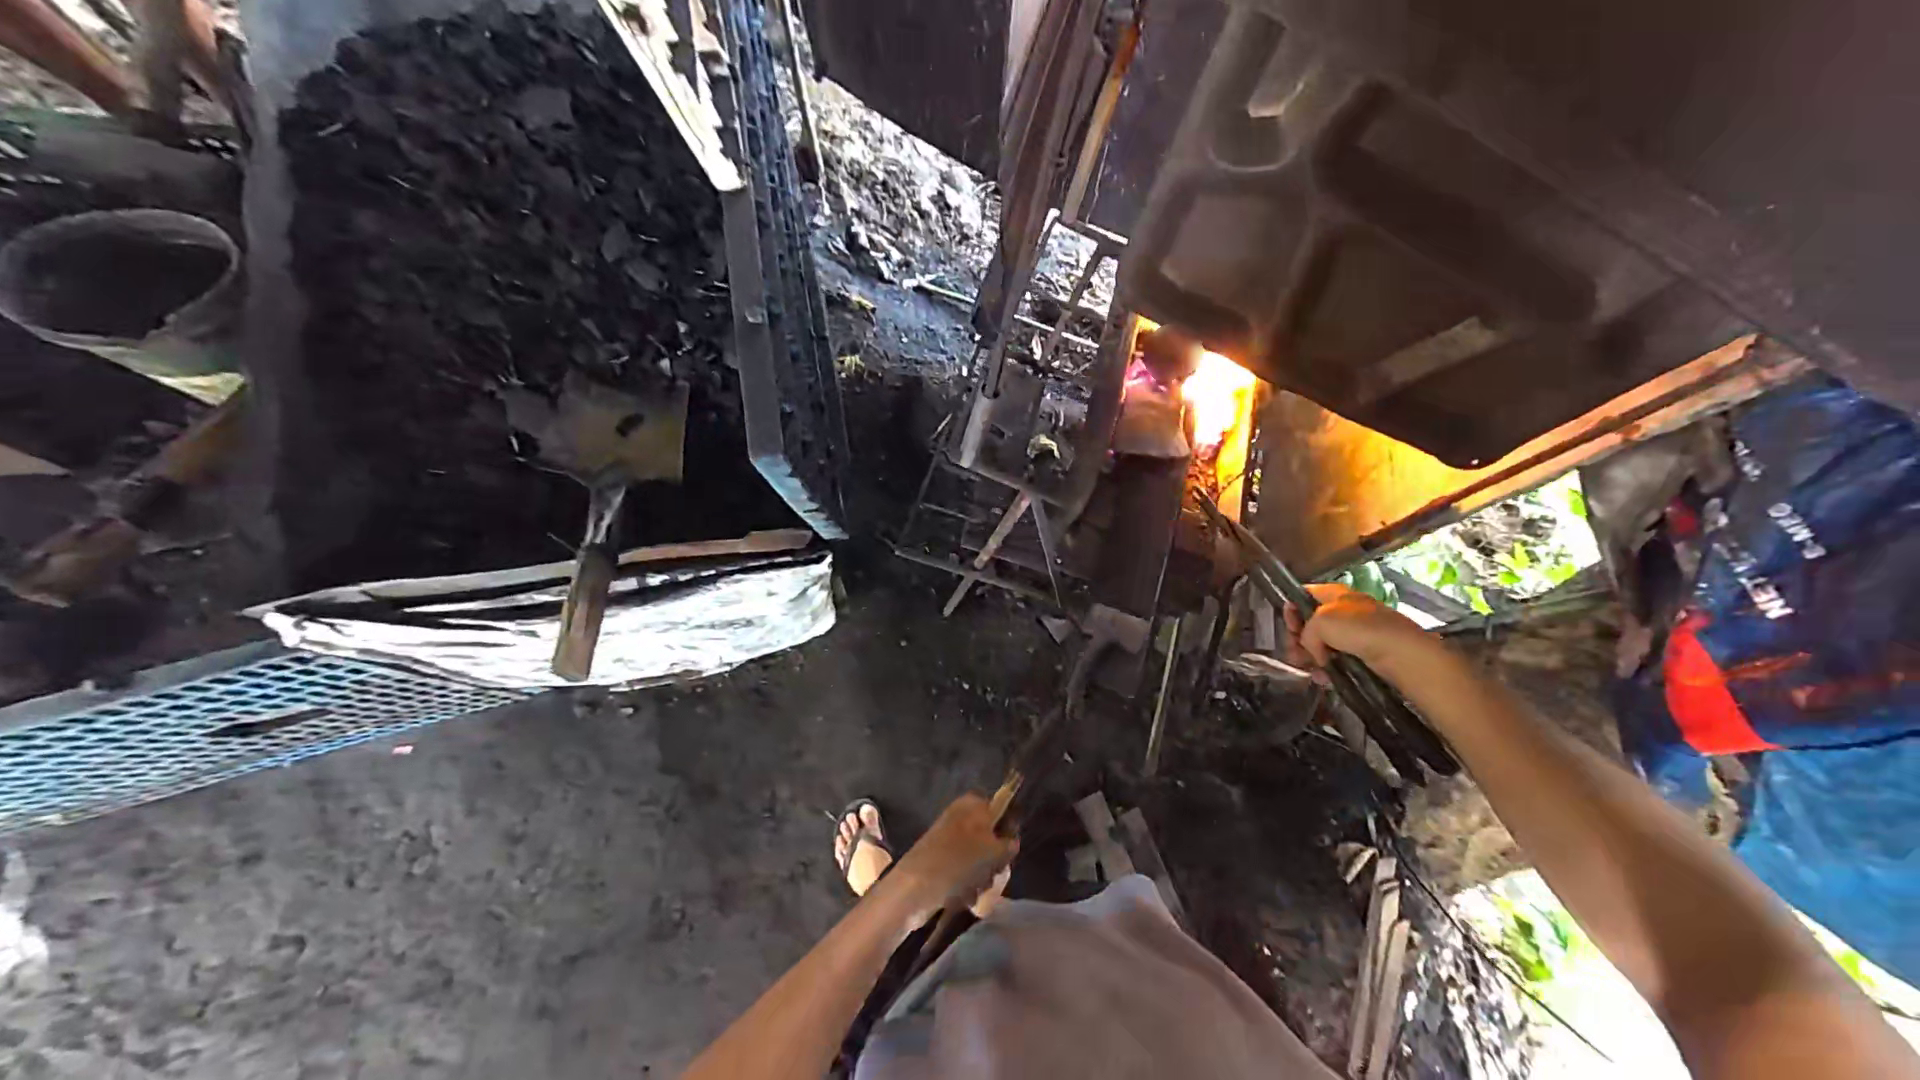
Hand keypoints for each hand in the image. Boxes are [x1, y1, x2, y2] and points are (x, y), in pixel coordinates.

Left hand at [887, 794, 1017, 919]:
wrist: (914, 889)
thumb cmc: (957, 863)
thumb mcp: (993, 851)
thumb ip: (1009, 845)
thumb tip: (1012, 842)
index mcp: (971, 803)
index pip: (1001, 810)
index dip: (1007, 832)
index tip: (1007, 851)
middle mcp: (960, 817)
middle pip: (992, 839)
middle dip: (995, 862)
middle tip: (991, 873)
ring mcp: (949, 841)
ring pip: (980, 860)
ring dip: (982, 879)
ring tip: (975, 889)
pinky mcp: (942, 862)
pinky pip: (965, 874)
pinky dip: (968, 887)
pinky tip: (964, 897)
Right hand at [1283, 584, 1437, 676]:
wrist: (1402, 654)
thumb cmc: (1359, 630)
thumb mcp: (1320, 622)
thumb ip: (1305, 633)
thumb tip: (1313, 650)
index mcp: (1334, 594)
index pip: (1303, 594)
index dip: (1290, 609)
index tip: (1288, 626)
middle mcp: (1343, 610)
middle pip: (1309, 621)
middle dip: (1298, 639)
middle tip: (1295, 654)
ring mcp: (1355, 632)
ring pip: (1322, 643)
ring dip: (1310, 657)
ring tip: (1309, 671)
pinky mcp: (1363, 652)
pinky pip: (1337, 658)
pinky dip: (1328, 667)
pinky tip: (1324, 678)